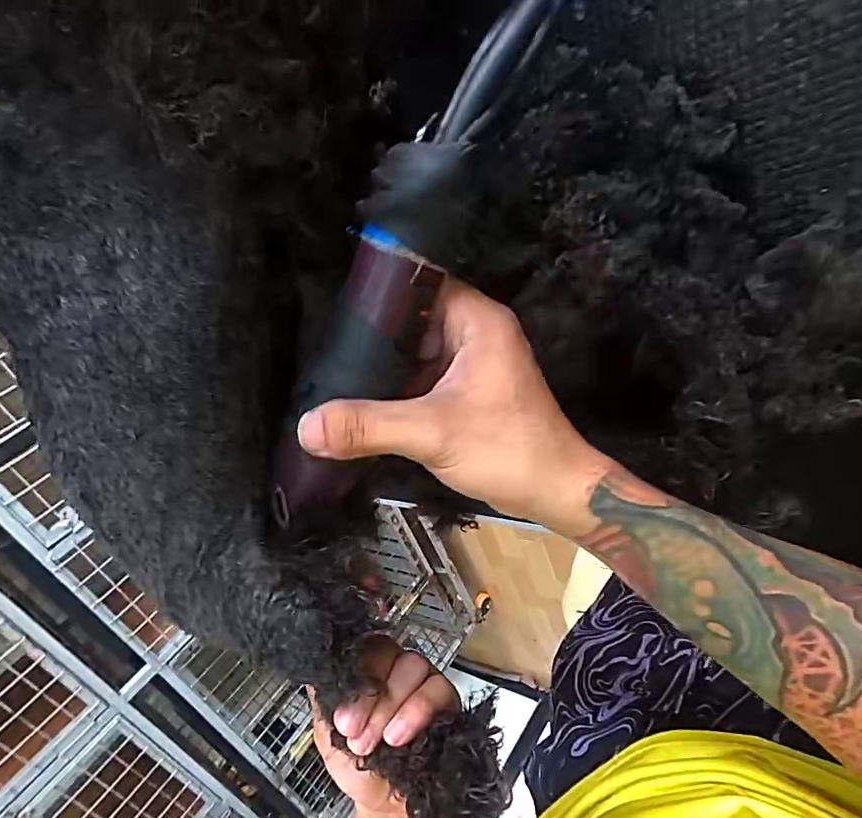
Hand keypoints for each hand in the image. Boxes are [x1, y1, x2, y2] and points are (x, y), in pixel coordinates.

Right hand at [296, 278, 614, 534]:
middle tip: (323, 350)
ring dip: (385, 370)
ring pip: (417, 356)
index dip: (374, 293)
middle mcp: (477, 335)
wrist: (555, 491)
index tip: (330, 310)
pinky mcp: (472, 396)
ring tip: (334, 376)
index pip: (416, 283)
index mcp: (477, 321)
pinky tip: (367, 404)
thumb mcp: (433, 433)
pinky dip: (402, 393)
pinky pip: (427, 382)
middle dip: (372, 339)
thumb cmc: (509, 451)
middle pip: (411, 322)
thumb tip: (306, 427)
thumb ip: (368, 426)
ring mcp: (475, 366)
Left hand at [309, 637, 459, 817]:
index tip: (342, 719)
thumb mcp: (327, 736)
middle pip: (387, 652)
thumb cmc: (359, 769)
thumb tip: (316, 672)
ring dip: (391, 705)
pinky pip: (438, 687)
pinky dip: (418, 709)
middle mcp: (395, 671)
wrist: (386, 808)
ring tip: (382, 741)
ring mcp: (423, 681)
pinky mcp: (447, 698)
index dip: (353, 679)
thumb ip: (323, 701)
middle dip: (369, 698)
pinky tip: (400, 736)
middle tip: (355, 733)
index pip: (362, 649)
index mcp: (366, 673)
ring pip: (413, 665)